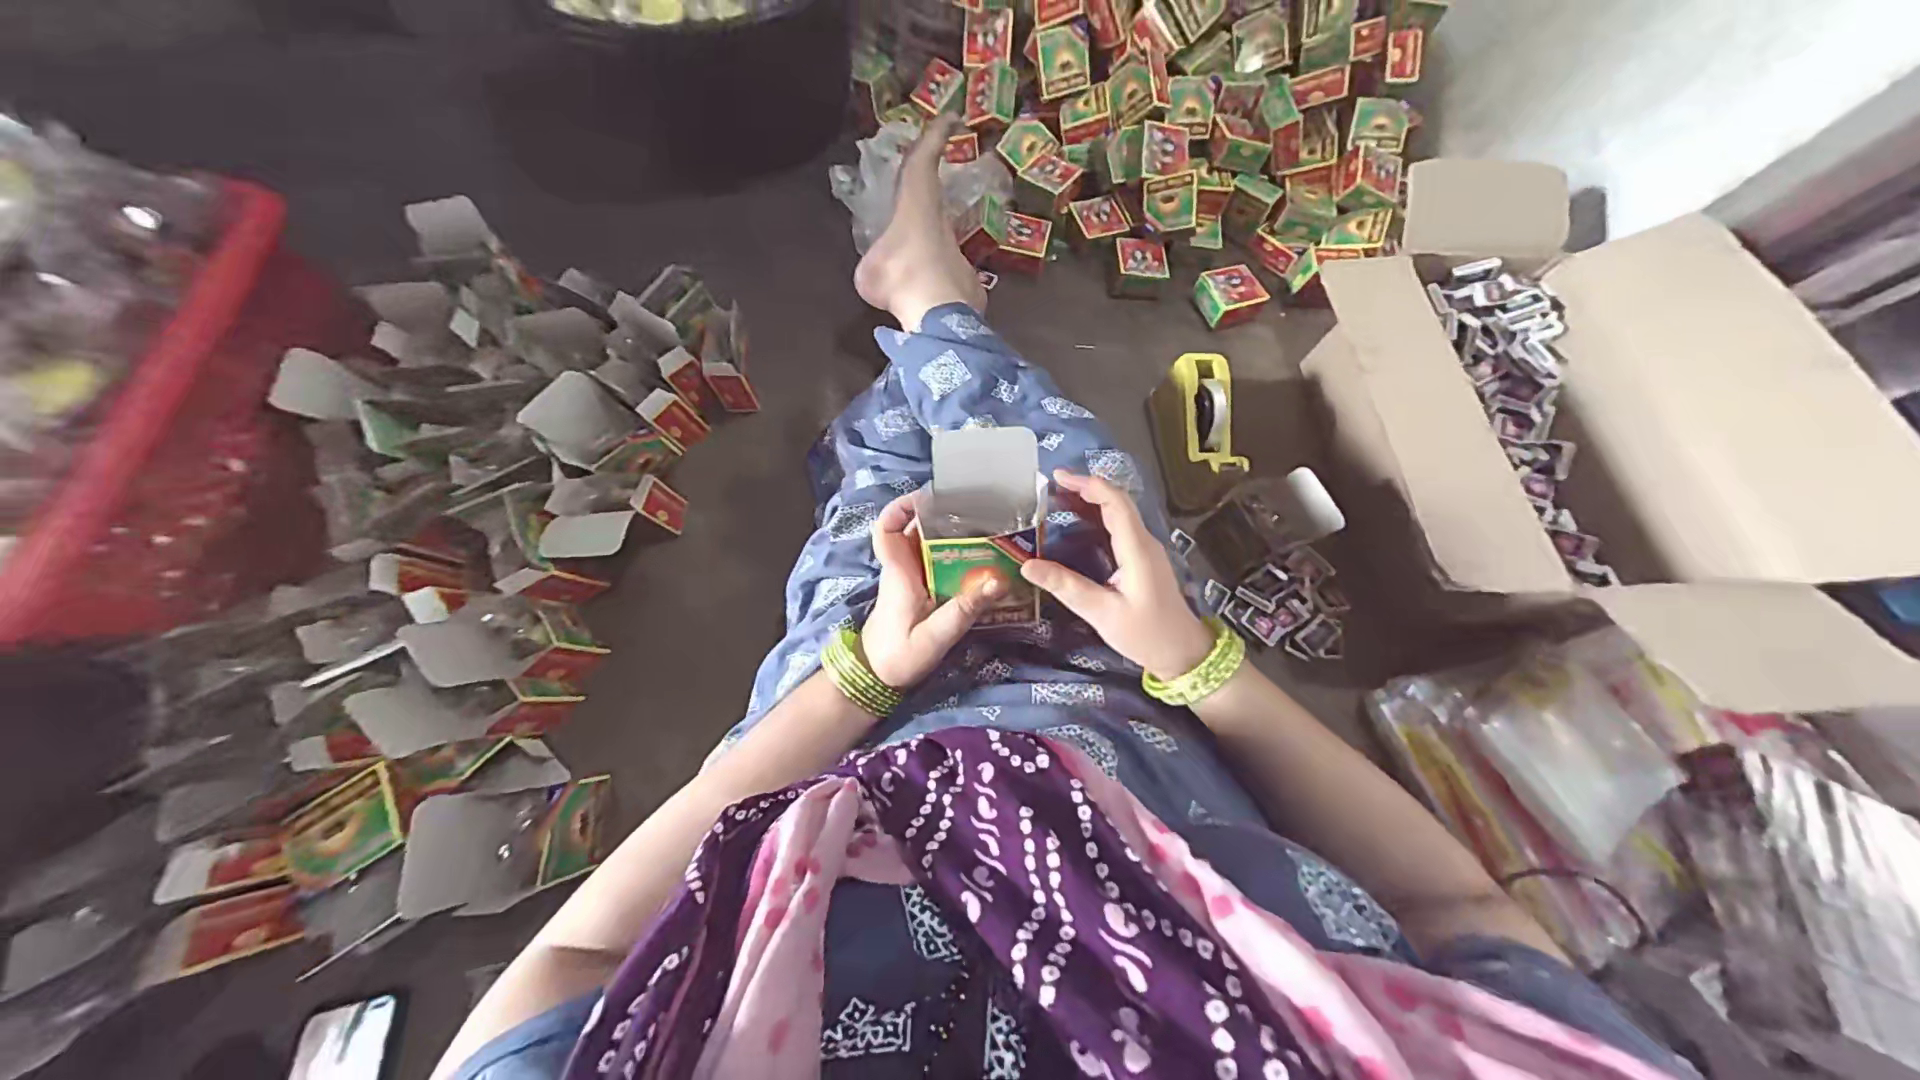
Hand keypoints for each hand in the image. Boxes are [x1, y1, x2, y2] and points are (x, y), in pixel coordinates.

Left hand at [861, 491, 1000, 689]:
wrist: (876, 677)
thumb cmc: (897, 657)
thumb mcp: (934, 637)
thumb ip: (964, 610)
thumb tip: (998, 581)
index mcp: (899, 573)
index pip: (886, 528)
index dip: (900, 507)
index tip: (930, 498)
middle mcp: (902, 568)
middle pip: (914, 528)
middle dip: (941, 515)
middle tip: (977, 511)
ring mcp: (910, 578)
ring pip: (926, 544)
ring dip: (950, 534)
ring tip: (986, 529)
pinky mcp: (918, 589)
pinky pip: (935, 561)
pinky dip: (954, 555)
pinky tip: (980, 559)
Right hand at [1020, 471, 1214, 680]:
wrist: (1183, 653)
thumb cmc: (1146, 634)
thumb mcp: (1102, 613)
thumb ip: (1066, 587)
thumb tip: (1028, 565)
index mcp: (1137, 550)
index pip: (1115, 504)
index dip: (1088, 485)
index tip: (1058, 478)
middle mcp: (1144, 543)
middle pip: (1117, 503)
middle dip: (1085, 488)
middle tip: (1051, 485)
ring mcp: (1146, 550)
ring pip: (1119, 514)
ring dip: (1091, 501)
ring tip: (1058, 499)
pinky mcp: (1142, 560)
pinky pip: (1120, 528)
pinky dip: (1097, 518)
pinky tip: (1078, 524)